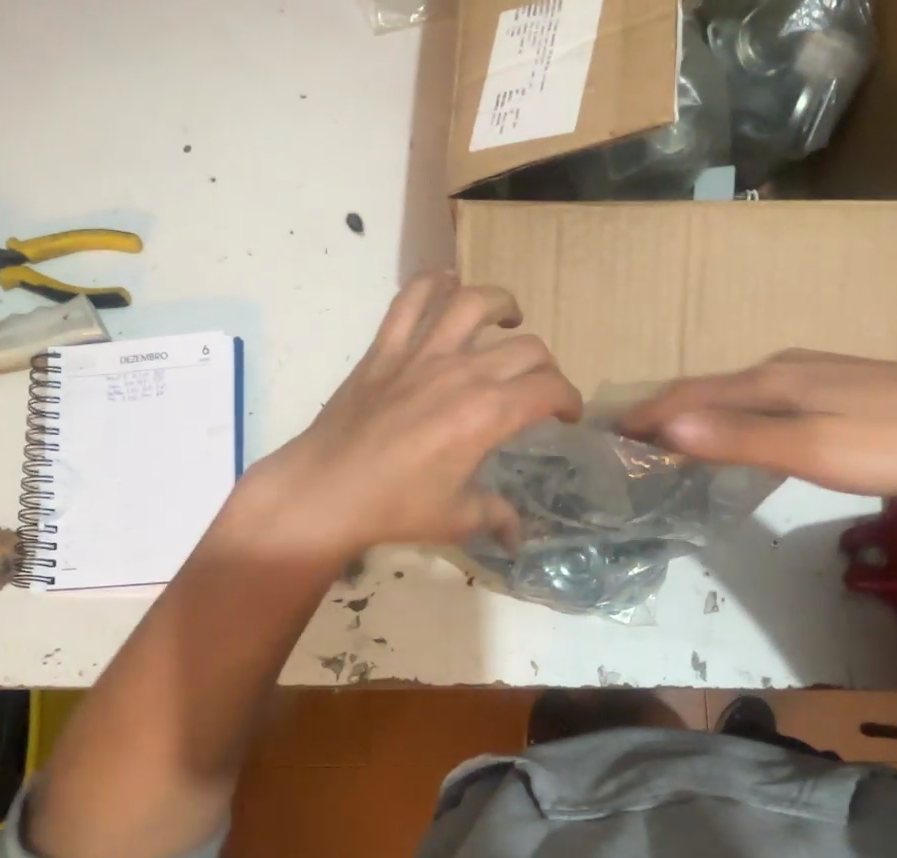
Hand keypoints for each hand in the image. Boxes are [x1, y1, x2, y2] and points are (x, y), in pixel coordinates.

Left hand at [220, 273, 581, 563]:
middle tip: (538, 386)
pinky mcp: (386, 348)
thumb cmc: (395, 507)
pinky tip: (448, 286)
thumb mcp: (456, 517)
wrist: (327, 490)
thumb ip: (494, 515)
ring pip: (473, 303)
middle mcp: (462, 373)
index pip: (548, 390)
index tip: (568, 414)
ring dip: (501, 304)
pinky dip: (434, 283)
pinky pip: (411, 299)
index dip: (569, 399)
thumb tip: (517, 534)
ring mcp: (421, 354)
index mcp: (488, 414)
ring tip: (510, 318)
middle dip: (545, 367)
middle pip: (525, 349)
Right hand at [617, 350, 896, 496]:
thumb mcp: (812, 450)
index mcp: (772, 381)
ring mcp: (817, 372)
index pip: (691, 396)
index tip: (609, 433)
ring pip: (740, 390)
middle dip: (667, 409)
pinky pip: (768, 395)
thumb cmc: (892, 446)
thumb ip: (740, 440)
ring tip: (676, 433)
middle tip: (632, 435)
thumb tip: (666, 429)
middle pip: (711, 388)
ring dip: (702, 410)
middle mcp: (786, 367)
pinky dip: (737, 412)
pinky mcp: (842, 385)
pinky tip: (747, 426)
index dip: (648, 415)